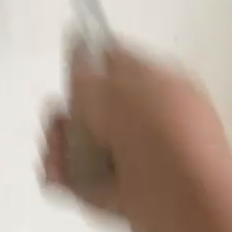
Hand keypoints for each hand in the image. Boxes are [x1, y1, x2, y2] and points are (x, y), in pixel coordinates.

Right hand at [42, 43, 231, 223]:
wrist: (173, 191)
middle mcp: (146, 115)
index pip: (113, 62)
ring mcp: (132, 151)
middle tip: (62, 123)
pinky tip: (62, 175)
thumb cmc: (147, 129)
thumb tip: (76, 40)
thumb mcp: (109, 84)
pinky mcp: (116, 185)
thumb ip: (85, 65)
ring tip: (62, 156)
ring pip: (74, 141)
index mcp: (158, 82)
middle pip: (85, 106)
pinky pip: (75, 173)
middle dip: (64, 116)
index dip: (86, 65)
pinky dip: (63, 175)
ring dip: (58, 147)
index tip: (68, 74)